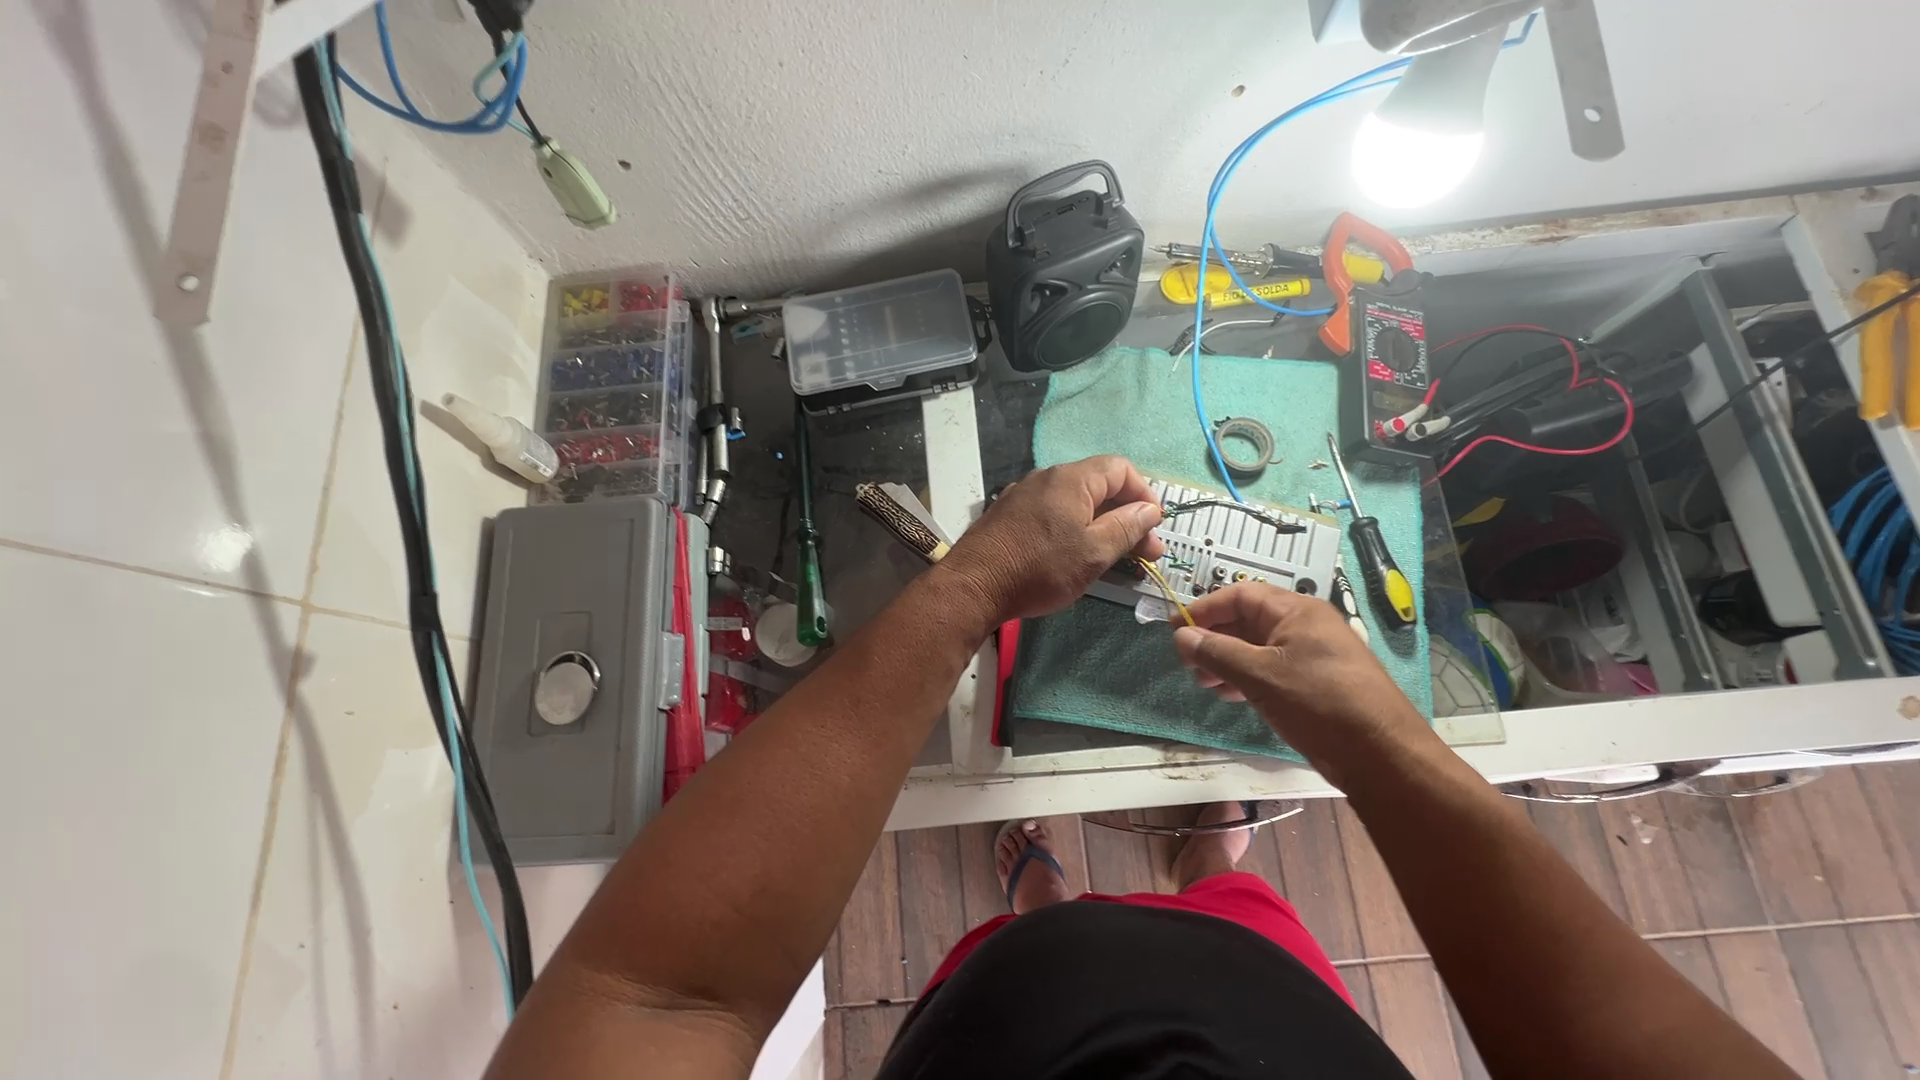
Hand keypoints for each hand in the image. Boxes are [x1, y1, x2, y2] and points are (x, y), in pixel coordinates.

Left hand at [937, 455, 1165, 623]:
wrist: (972, 586)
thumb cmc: (1039, 569)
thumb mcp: (1093, 552)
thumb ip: (1126, 527)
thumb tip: (1150, 510)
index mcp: (1070, 479)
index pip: (1120, 468)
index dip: (1144, 493)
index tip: (1155, 525)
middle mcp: (1046, 478)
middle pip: (1097, 486)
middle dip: (1126, 516)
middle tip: (1146, 552)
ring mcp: (1023, 496)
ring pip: (1074, 503)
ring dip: (1100, 526)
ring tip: (1115, 558)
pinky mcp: (1008, 517)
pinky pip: (1051, 515)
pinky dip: (1073, 530)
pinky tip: (1076, 556)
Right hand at [1170, 583, 1433, 788]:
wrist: (1381, 755)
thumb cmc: (1320, 703)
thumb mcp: (1261, 675)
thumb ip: (1217, 652)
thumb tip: (1181, 636)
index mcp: (1296, 611)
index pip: (1240, 595)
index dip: (1204, 609)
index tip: (1175, 629)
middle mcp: (1304, 626)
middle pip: (1247, 620)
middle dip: (1214, 638)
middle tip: (1188, 664)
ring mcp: (1310, 656)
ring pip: (1256, 647)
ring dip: (1226, 661)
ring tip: (1205, 684)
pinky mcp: (1313, 684)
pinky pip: (1270, 670)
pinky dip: (1246, 678)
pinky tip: (1231, 696)